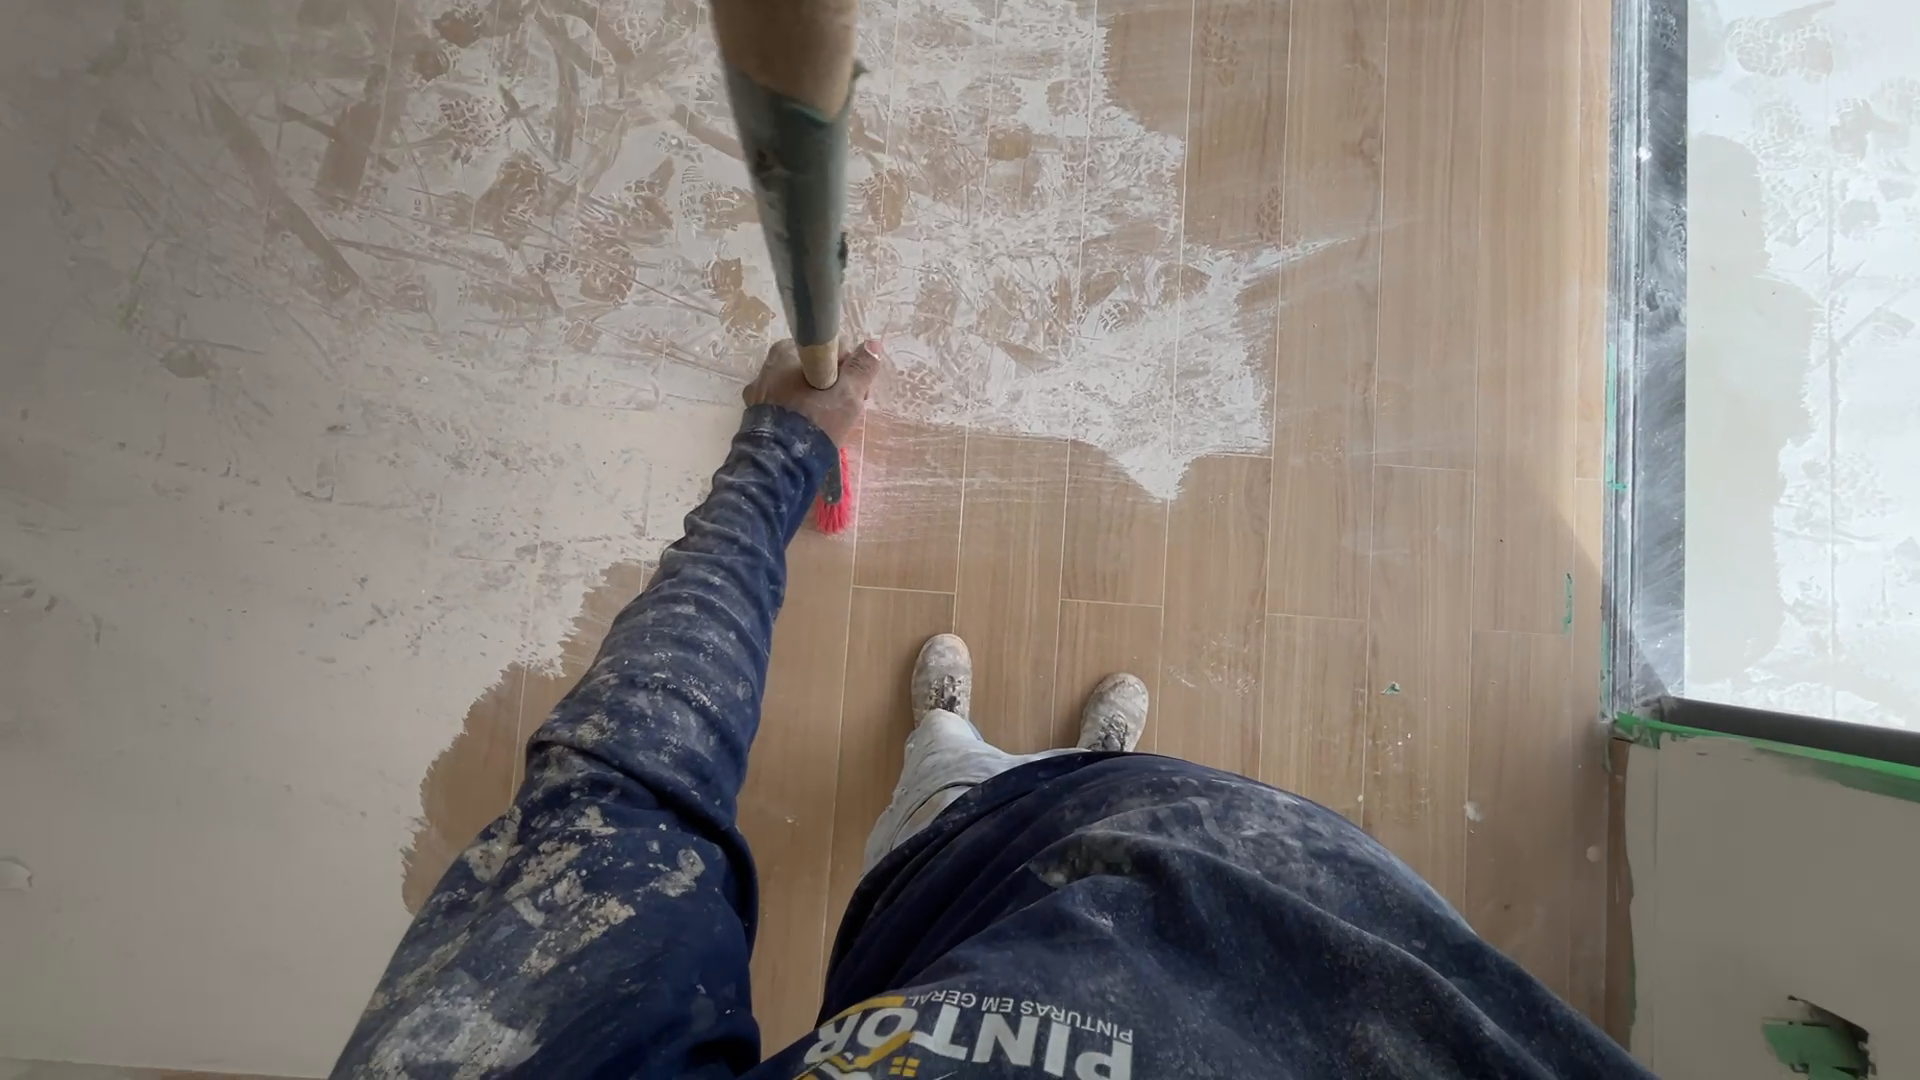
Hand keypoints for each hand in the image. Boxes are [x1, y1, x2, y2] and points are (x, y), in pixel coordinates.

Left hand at [741, 338, 884, 445]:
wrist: (780, 463)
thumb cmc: (814, 423)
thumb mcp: (847, 396)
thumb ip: (861, 369)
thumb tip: (873, 345)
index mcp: (787, 352)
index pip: (829, 351)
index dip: (848, 372)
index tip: (856, 395)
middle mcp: (768, 365)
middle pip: (813, 369)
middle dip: (833, 387)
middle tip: (844, 412)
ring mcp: (759, 390)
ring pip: (800, 388)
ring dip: (816, 401)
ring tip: (827, 425)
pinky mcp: (756, 413)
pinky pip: (786, 406)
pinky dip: (798, 414)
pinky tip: (807, 430)